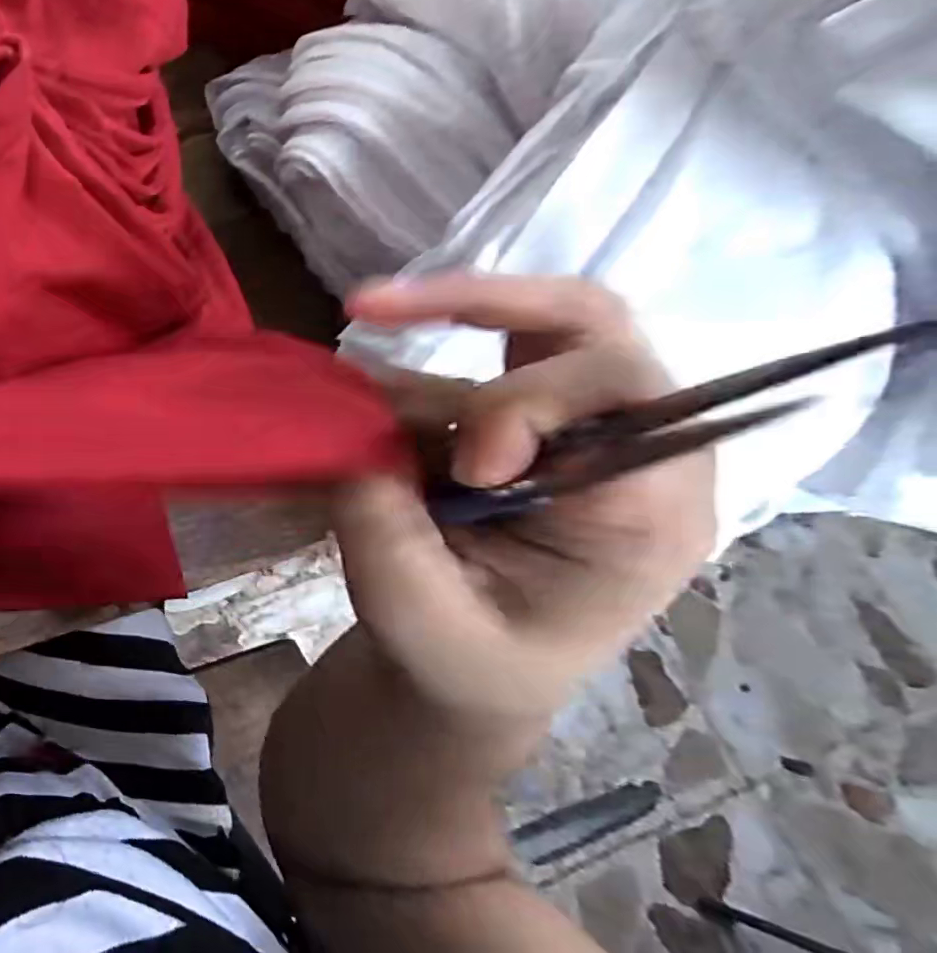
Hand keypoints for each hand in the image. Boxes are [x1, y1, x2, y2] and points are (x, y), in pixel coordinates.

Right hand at [333, 275, 715, 720]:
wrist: (456, 675)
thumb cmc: (457, 661)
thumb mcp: (416, 613)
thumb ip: (384, 528)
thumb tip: (351, 441)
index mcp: (639, 510)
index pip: (624, 395)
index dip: (533, 401)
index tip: (469, 469)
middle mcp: (614, 454)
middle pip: (580, 326)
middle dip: (474, 302)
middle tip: (366, 307)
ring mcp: (550, 437)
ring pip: (501, 343)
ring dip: (408, 372)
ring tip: (338, 410)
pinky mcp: (498, 436)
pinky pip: (446, 383)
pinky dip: (386, 391)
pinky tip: (344, 416)